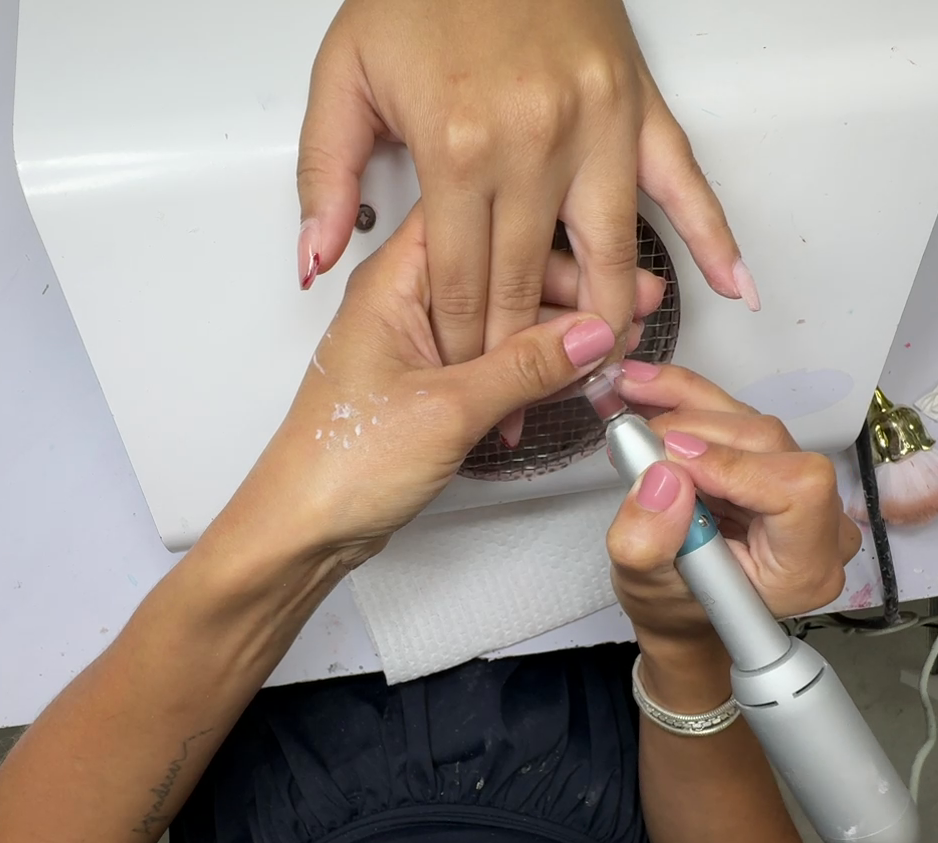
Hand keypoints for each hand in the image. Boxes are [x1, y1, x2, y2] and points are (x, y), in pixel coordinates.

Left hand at [212, 207, 661, 569]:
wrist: (306, 524)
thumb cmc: (341, 463)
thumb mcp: (447, 409)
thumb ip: (525, 366)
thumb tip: (589, 334)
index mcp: (395, 282)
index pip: (481, 223)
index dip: (550, 233)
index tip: (607, 251)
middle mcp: (406, 304)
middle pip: (501, 271)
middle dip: (569, 291)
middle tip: (631, 303)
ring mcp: (419, 346)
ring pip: (502, 320)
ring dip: (557, 334)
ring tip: (616, 340)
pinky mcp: (429, 385)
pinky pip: (490, 361)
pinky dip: (531, 368)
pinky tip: (573, 374)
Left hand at [297, 0, 758, 371]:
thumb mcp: (344, 80)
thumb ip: (324, 179)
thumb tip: (315, 261)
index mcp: (460, 148)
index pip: (465, 288)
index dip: (467, 353)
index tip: (468, 393)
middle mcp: (534, 143)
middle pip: (529, 288)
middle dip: (523, 363)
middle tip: (526, 416)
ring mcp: (595, 126)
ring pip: (609, 257)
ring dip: (605, 327)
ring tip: (603, 376)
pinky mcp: (637, 107)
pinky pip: (684, 183)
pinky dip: (712, 237)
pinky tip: (731, 284)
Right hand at [604, 362, 861, 652]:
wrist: (680, 609)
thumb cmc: (672, 608)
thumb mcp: (643, 588)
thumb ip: (647, 543)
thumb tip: (662, 477)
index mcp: (802, 568)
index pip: (797, 491)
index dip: (733, 464)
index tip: (668, 459)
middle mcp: (818, 523)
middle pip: (771, 446)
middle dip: (695, 432)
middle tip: (634, 439)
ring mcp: (800, 489)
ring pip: (750, 423)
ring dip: (686, 406)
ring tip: (631, 396)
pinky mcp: (773, 462)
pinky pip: (738, 418)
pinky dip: (689, 402)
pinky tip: (650, 390)